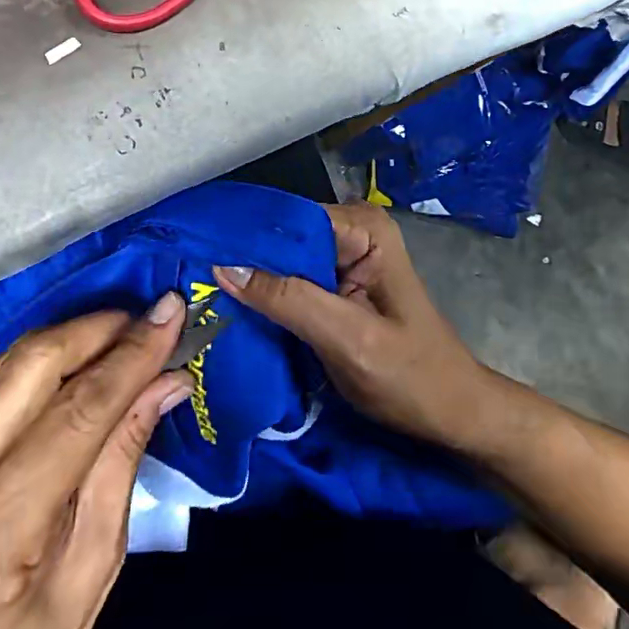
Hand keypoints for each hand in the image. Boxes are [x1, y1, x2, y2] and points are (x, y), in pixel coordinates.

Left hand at [0, 298, 194, 628]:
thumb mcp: (97, 559)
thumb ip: (124, 457)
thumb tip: (170, 379)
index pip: (77, 413)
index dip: (132, 356)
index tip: (173, 314)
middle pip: (32, 367)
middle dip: (102, 329)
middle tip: (154, 319)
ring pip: (11, 362)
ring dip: (77, 336)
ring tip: (130, 335)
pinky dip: (48, 358)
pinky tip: (86, 361)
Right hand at [213, 203, 498, 448]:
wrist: (448, 409)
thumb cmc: (410, 376)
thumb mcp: (350, 340)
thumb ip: (291, 301)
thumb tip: (223, 265)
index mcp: (366, 229)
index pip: (289, 219)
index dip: (242, 238)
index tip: (186, 256)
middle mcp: (355, 231)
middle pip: (283, 237)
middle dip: (240, 259)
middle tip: (180, 284)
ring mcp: (347, 257)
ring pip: (283, 260)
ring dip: (247, 280)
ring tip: (192, 297)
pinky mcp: (338, 284)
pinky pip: (292, 281)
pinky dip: (266, 297)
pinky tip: (229, 311)